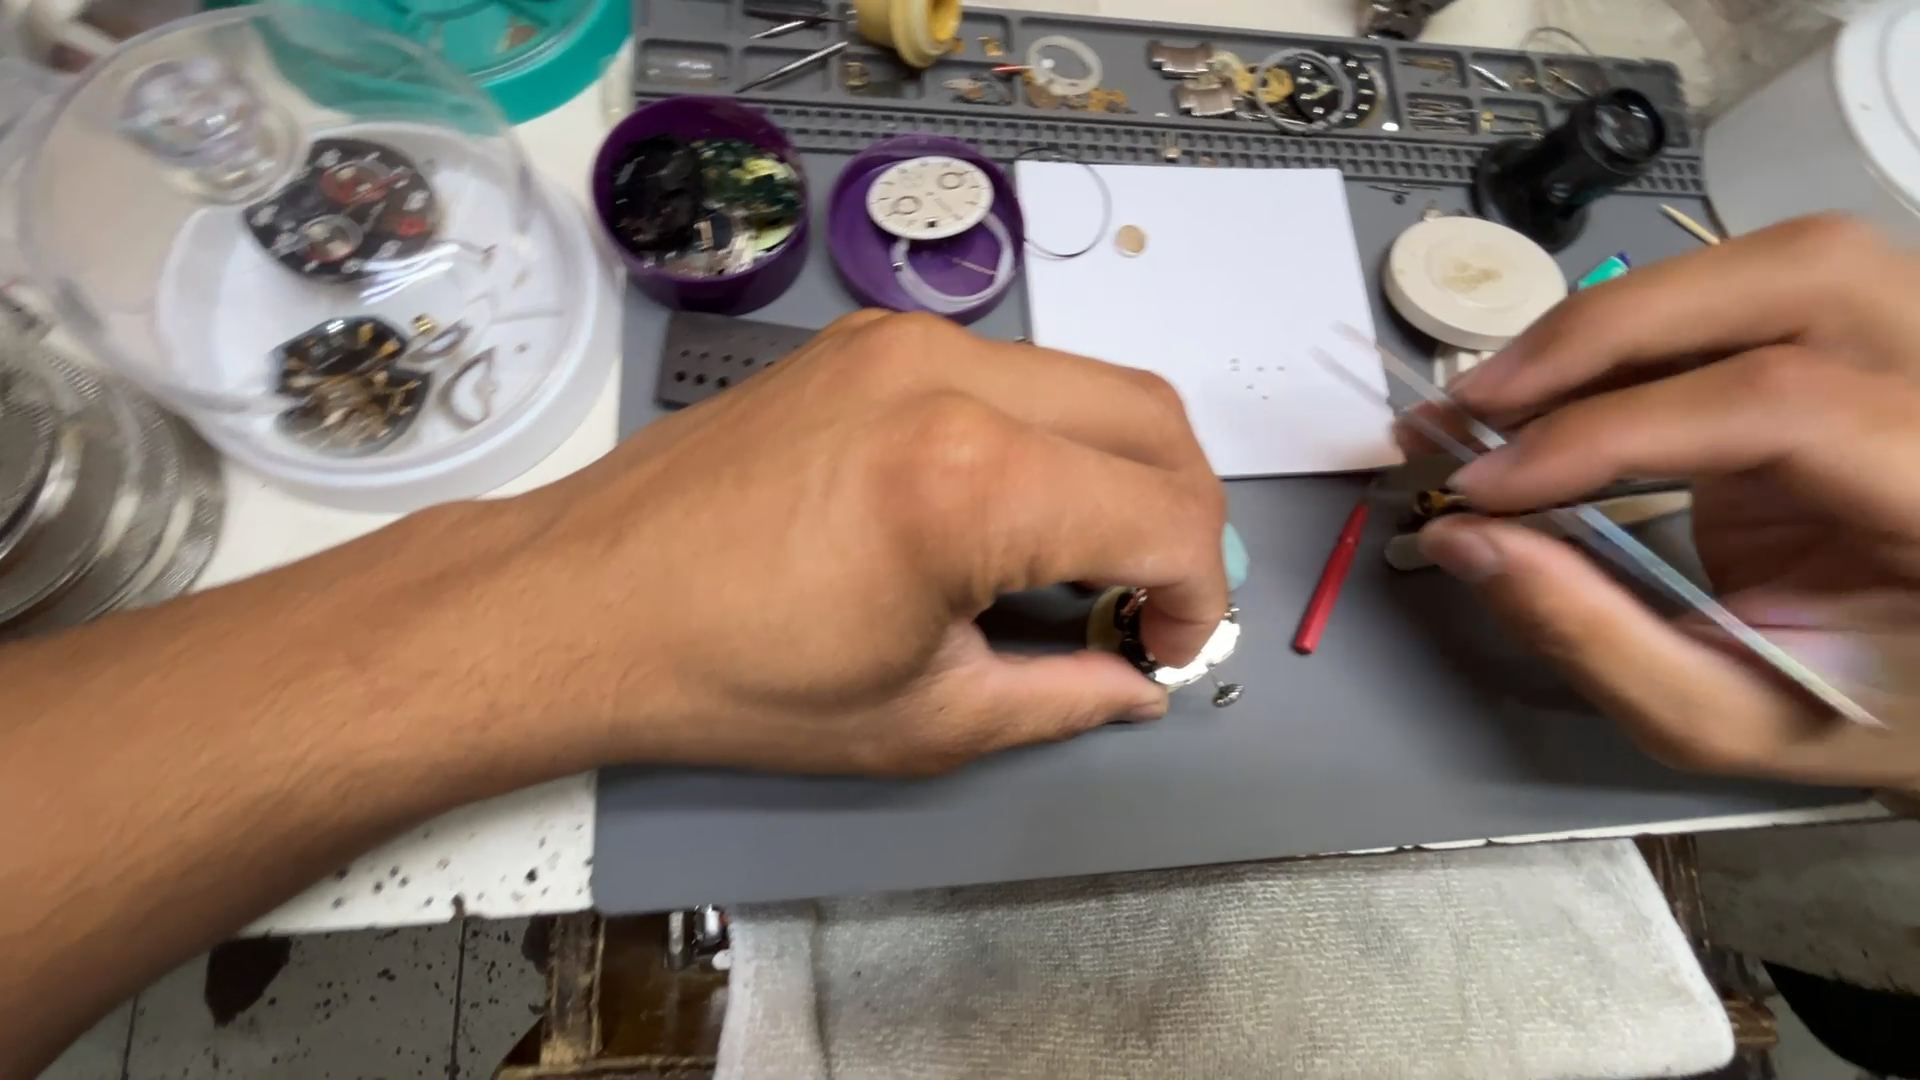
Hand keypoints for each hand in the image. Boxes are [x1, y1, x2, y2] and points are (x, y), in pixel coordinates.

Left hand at [485, 311, 1225, 774]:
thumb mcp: (924, 719)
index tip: (1170, 646)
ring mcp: (910, 342)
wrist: (587, 599)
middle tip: (1154, 595)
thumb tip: (1139, 685)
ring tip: (1087, 553)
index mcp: (973, 485)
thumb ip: (1062, 698)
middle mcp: (954, 378)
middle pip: (1154, 422)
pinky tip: (1013, 501)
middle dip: (1186, 516)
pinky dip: (1055, 434)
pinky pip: (1018, 372)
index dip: (1200, 594)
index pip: (1166, 517)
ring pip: (1092, 383)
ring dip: (1124, 469)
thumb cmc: (742, 682)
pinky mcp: (875, 338)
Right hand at [1407, 216, 1919, 787]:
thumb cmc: (1856, 717)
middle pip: (1798, 280)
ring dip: (1605, 322)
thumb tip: (1455, 535)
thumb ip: (1584, 632)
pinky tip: (1551, 388)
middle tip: (1471, 406)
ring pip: (1774, 263)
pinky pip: (1743, 298)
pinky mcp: (1875, 353)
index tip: (1476, 489)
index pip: (1779, 407)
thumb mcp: (1716, 713)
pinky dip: (1624, 334)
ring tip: (1496, 395)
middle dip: (1597, 336)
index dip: (1601, 436)